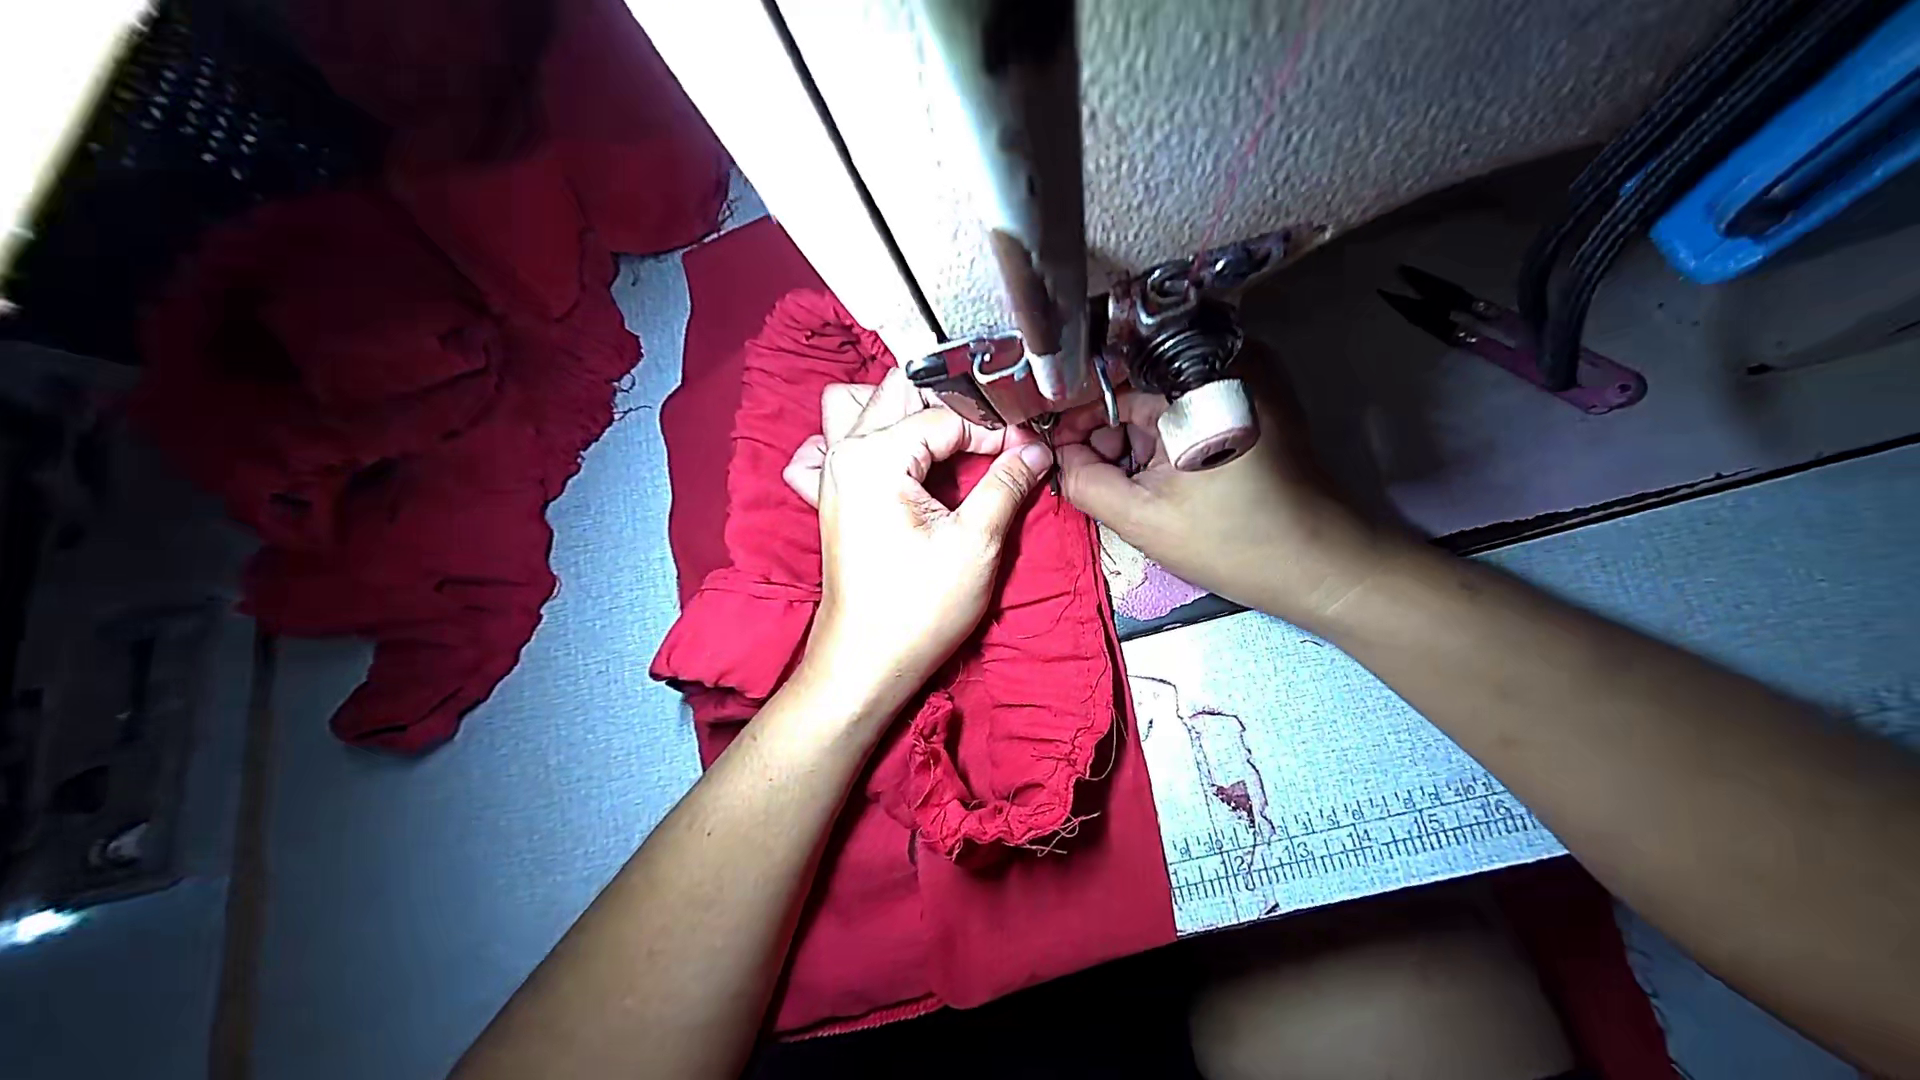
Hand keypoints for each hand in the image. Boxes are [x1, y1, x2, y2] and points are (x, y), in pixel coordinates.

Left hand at [784, 368, 1053, 707]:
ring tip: (948, 442)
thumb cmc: (914, 613)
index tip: (1024, 449)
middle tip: (993, 439)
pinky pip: (842, 442)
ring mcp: (833, 474)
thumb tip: (1034, 451)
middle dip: (953, 405)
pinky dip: (870, 438)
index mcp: (875, 458)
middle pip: (901, 392)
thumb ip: (1007, 484)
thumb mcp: (976, 544)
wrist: (865, 663)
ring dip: (908, 410)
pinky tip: (899, 461)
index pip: (946, 416)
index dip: (993, 430)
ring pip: (867, 406)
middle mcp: (845, 455)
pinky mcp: (833, 496)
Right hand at [1054, 351, 1392, 627]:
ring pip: (1157, 397)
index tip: (1058, 451)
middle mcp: (1227, 360)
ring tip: (1125, 484)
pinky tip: (1154, 476)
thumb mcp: (1143, 519)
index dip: (1075, 415)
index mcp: (1199, 378)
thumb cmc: (1238, 544)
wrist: (1323, 565)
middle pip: (1134, 383)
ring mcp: (1246, 377)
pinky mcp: (1253, 400)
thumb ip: (1084, 482)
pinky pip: (1184, 407)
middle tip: (1091, 475)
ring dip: (1131, 438)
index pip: (1110, 377)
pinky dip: (1160, 438)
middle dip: (1104, 430)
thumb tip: (1058, 455)